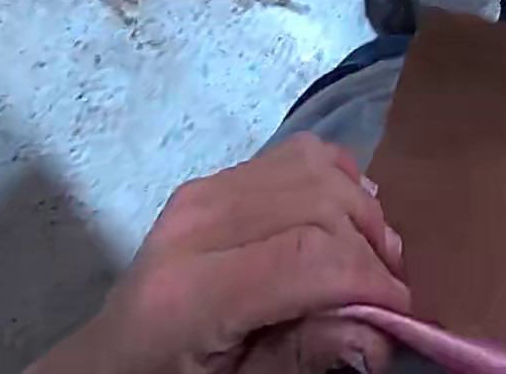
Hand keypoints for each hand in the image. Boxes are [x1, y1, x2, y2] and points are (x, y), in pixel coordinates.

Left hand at [29, 134, 409, 373]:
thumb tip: (383, 330)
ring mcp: (205, 190)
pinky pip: (301, 153)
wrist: (104, 371)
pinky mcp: (218, 177)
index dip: (367, 278)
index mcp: (183, 297)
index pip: (306, 259)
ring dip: (360, 208)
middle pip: (319, 205)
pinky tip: (345, 213)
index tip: (401, 312)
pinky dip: (338, 176)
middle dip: (370, 245)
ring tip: (372, 254)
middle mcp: (194, 225)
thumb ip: (306, 359)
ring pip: (317, 169)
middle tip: (390, 289)